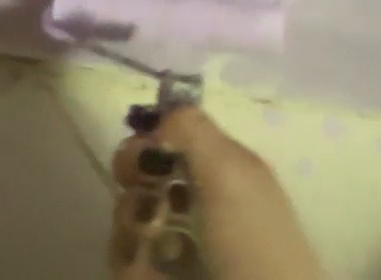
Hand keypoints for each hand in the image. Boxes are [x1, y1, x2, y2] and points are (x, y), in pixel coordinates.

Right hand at [109, 106, 324, 279]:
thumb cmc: (252, 242)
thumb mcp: (231, 173)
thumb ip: (193, 130)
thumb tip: (159, 116)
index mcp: (222, 168)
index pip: (174, 135)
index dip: (152, 135)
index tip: (146, 144)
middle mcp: (196, 200)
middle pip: (142, 171)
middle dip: (135, 179)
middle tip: (149, 198)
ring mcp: (176, 245)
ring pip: (128, 217)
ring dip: (133, 227)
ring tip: (156, 247)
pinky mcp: (157, 277)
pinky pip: (127, 261)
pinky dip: (134, 265)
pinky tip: (154, 274)